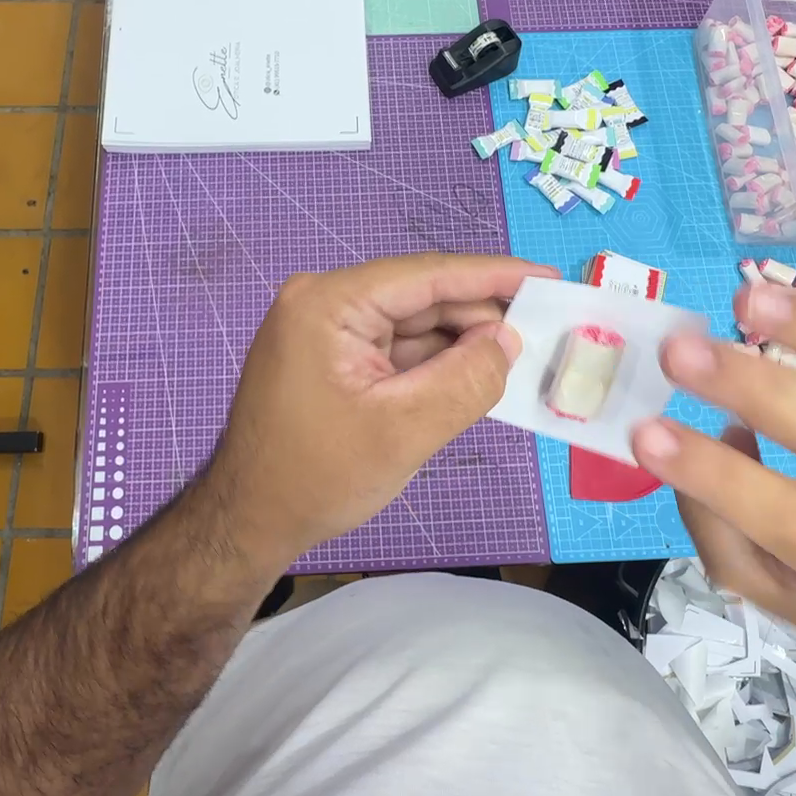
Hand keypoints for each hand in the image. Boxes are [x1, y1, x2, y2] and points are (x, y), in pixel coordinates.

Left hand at [205, 254, 558, 566]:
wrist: (248, 519)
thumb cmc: (317, 476)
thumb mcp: (404, 430)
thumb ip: (466, 381)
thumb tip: (508, 340)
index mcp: (330, 302)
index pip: (426, 275)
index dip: (492, 275)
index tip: (547, 278)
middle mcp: (325, 302)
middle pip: (420, 298)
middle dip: (479, 318)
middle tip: (543, 336)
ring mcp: (325, 329)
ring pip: (412, 325)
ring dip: (460, 345)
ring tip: (517, 361)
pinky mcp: (331, 356)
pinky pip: (395, 349)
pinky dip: (434, 363)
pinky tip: (472, 376)